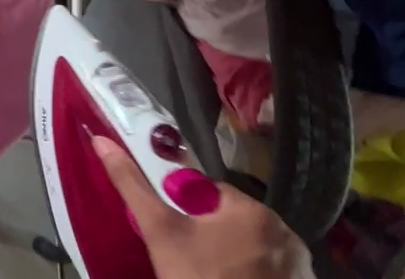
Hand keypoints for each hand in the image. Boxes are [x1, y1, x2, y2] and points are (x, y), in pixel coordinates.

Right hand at [93, 136, 312, 278]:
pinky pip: (272, 271)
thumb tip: (101, 140)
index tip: (181, 235)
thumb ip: (131, 182)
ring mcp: (303, 270)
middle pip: (233, 219)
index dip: (188, 210)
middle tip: (194, 257)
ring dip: (235, 254)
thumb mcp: (158, 229)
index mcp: (255, 212)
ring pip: (252, 245)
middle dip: (212, 232)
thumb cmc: (197, 278)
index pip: (210, 192)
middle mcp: (289, 236)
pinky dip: (254, 275)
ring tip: (216, 275)